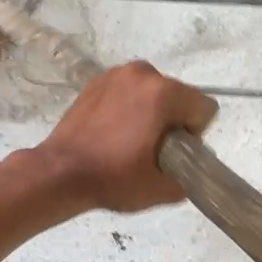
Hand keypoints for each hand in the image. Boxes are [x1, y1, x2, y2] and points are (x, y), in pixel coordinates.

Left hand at [34, 60, 217, 213]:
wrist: (58, 173)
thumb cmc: (111, 179)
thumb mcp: (158, 189)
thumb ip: (188, 179)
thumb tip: (192, 172)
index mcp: (163, 93)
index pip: (203, 109)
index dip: (193, 135)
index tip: (172, 153)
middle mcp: (143, 73)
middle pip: (177, 97)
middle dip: (171, 122)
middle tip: (148, 150)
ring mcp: (116, 74)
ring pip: (152, 92)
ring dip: (149, 113)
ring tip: (128, 142)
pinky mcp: (95, 82)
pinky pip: (126, 92)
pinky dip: (126, 108)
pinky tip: (111, 132)